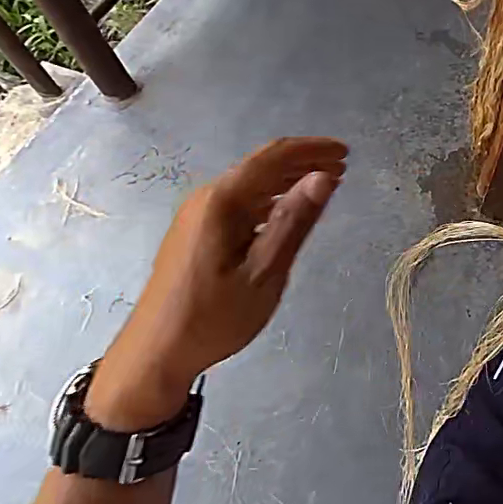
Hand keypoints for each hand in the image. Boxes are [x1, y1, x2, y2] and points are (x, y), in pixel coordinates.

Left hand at [88, 137, 346, 429]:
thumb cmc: (214, 316)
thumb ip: (294, 221)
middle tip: (343, 169)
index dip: (313, 149)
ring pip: (252, 182)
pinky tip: (289, 209)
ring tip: (326, 185)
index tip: (347, 153)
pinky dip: (272, 197)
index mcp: (223, 201)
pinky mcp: (198, 230)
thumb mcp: (265, 272)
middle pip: (262, 165)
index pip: (274, 157)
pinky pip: (242, 200)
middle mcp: (208, 198)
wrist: (155, 354)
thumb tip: (323, 177)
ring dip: (290, 178)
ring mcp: (199, 214)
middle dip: (304, 161)